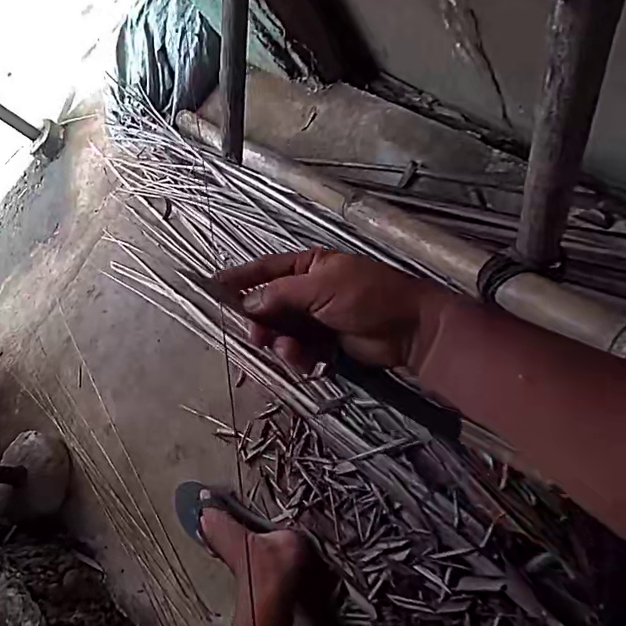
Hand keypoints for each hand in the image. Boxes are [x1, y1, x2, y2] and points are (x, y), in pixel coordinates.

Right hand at [215, 250, 455, 373]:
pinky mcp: (326, 344)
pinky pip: (300, 350)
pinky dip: (299, 357)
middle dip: (261, 322)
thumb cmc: (369, 295)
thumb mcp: (321, 287)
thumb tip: (248, 302)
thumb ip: (280, 294)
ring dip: (281, 343)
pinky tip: (307, 359)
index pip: (266, 269)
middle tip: (255, 335)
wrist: (411, 329)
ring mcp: (317, 319)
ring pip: (282, 332)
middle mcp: (309, 291)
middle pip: (270, 306)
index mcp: (309, 267)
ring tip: (289, 349)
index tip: (214, 288)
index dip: (240, 279)